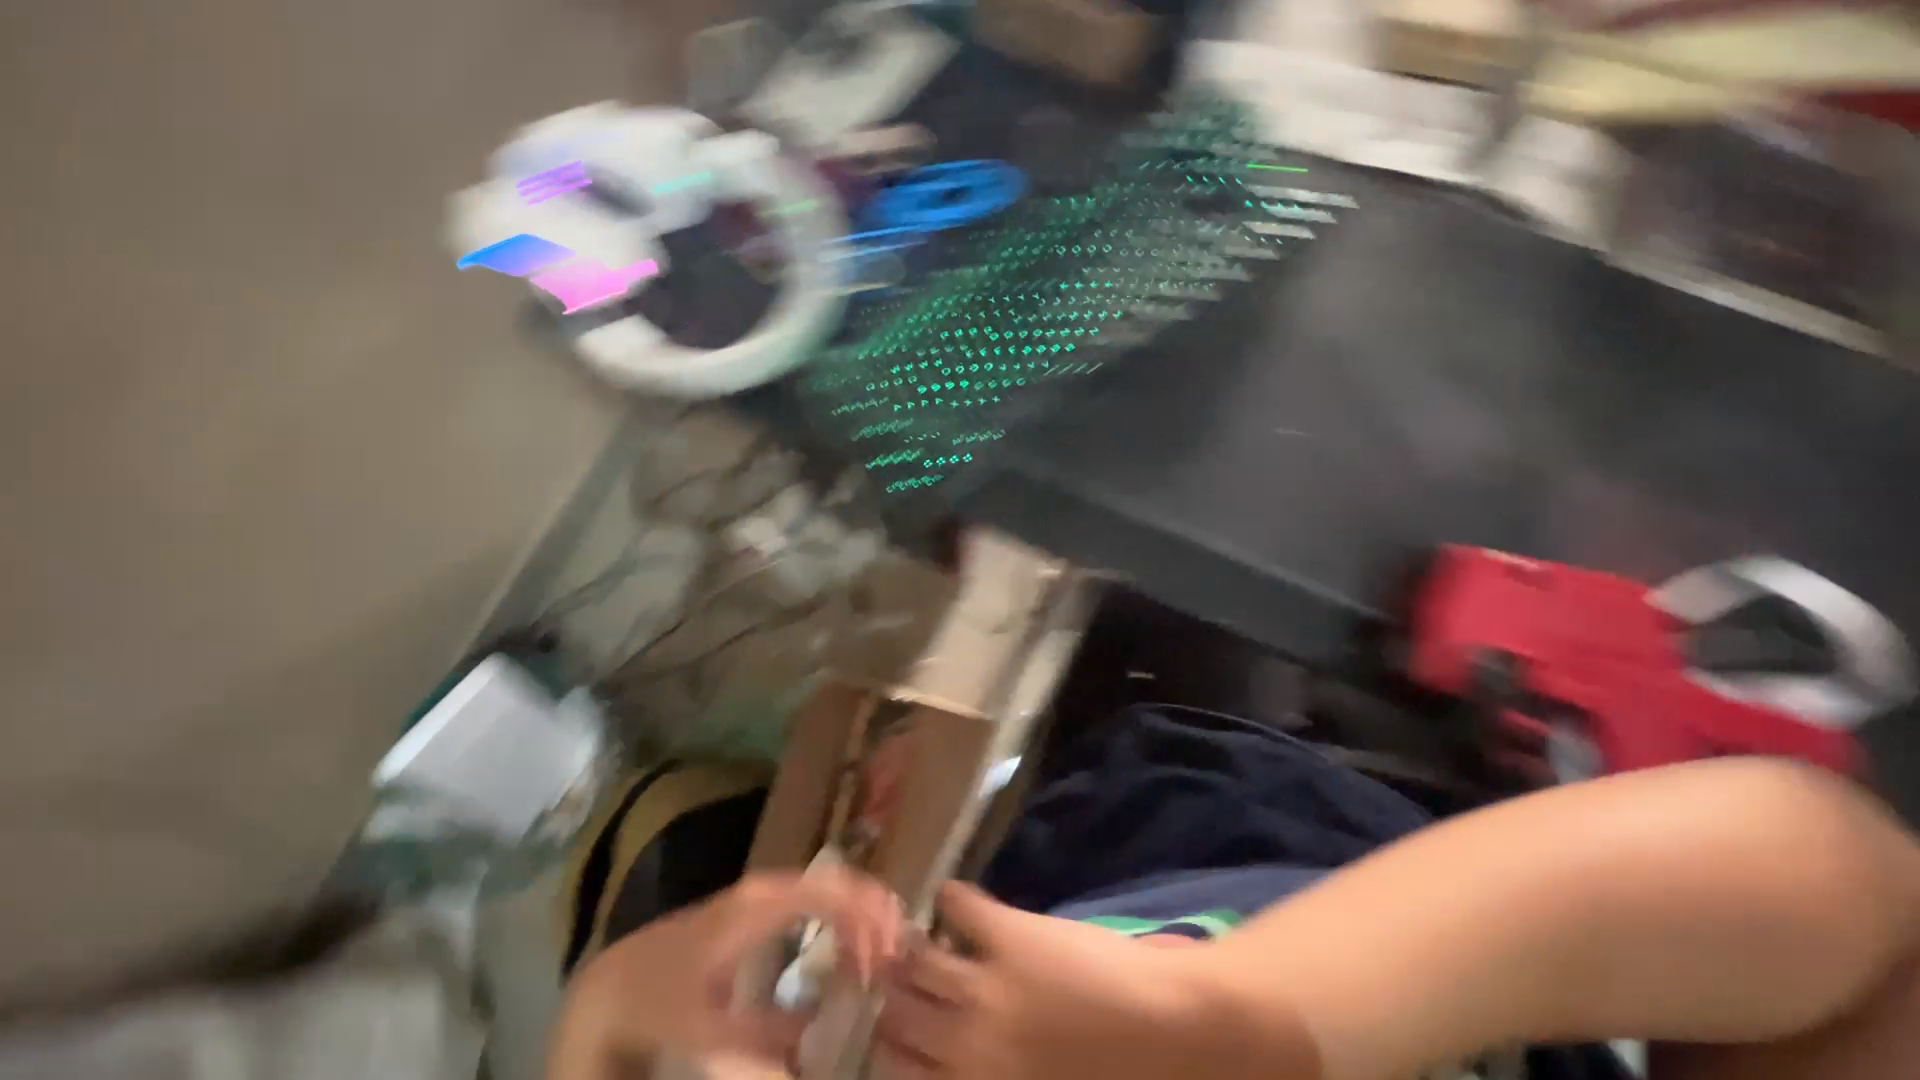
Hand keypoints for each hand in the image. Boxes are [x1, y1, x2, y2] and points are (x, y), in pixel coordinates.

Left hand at [551, 868, 901, 1077]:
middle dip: (871, 915)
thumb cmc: (654, 1003)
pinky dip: (835, 924)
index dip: (867, 913)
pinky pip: (808, 907)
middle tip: (895, 959)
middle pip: (834, 885)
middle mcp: (763, 892)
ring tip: (879, 958)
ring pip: (823, 894)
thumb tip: (819, 1048)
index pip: (830, 890)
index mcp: (758, 906)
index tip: (891, 951)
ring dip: (856, 920)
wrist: (608, 991)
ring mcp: (756, 900)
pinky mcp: (750, 916)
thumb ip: (763, 1042)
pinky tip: (844, 957)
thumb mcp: (704, 1030)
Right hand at [875, 884, 1285, 1079]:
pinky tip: (954, 901)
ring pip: (914, 959)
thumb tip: (955, 1056)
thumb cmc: (1119, 1077)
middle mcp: (963, 1043)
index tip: (888, 1024)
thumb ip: (986, 1073)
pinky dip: (950, 900)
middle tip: (893, 976)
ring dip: (910, 945)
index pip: (895, 1067)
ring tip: (915, 935)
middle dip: (890, 993)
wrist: (1181, 1034)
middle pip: (893, 1012)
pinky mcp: (1009, 933)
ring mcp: (983, 984)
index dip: (888, 1041)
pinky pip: (957, 906)